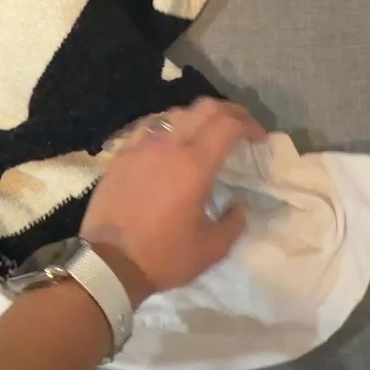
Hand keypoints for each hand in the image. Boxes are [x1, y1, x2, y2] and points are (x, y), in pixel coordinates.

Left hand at [80, 98, 267, 305]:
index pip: (227, 124)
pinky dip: (168, 129)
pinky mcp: (121, 154)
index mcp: (194, 164)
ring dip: (197, 118)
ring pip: (174, 114)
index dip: (249, 124)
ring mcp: (140, 146)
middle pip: (202, 108)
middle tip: (241, 127)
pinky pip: (149, 128)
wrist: (109, 260)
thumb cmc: (164, 255)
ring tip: (206, 136)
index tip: (259, 138)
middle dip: (228, 112)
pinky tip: (171, 146)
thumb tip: (238, 204)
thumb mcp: (213, 247)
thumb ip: (234, 221)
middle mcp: (166, 145)